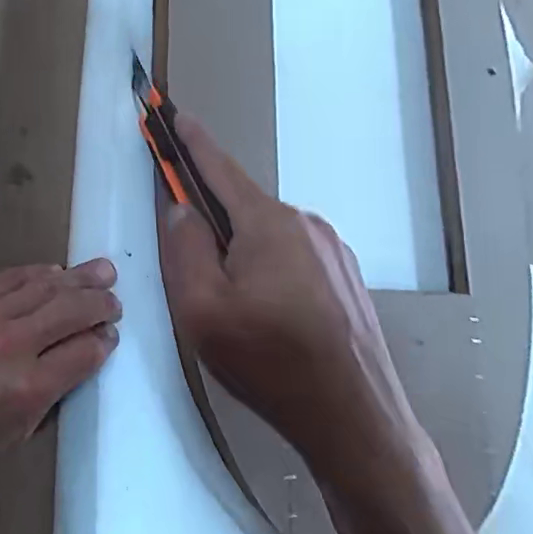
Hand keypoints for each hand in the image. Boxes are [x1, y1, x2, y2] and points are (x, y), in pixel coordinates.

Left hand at [0, 259, 120, 482]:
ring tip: (102, 271)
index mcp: (28, 387)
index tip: (111, 335)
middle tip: (114, 299)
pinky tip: (56, 270)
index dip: (104, 341)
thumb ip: (51, 394)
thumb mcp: (12, 434)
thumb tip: (80, 356)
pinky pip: (13, 276)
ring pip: (47, 286)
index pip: (84, 352)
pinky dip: (39, 272)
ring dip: (79, 278)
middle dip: (100, 303)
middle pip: (72, 311)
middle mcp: (14, 343)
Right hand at [159, 116, 415, 456]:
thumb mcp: (202, 309)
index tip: (175, 113)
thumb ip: (184, 247)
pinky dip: (270, 270)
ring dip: (242, 254)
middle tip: (199, 276)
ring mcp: (332, 249)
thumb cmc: (271, 362)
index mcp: (268, 222)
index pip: (219, 167)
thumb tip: (183, 208)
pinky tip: (271, 317)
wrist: (356, 420)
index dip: (192, 141)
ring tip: (238, 311)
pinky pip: (293, 256)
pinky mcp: (346, 276)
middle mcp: (305, 223)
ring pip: (266, 235)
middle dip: (213, 225)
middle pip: (241, 207)